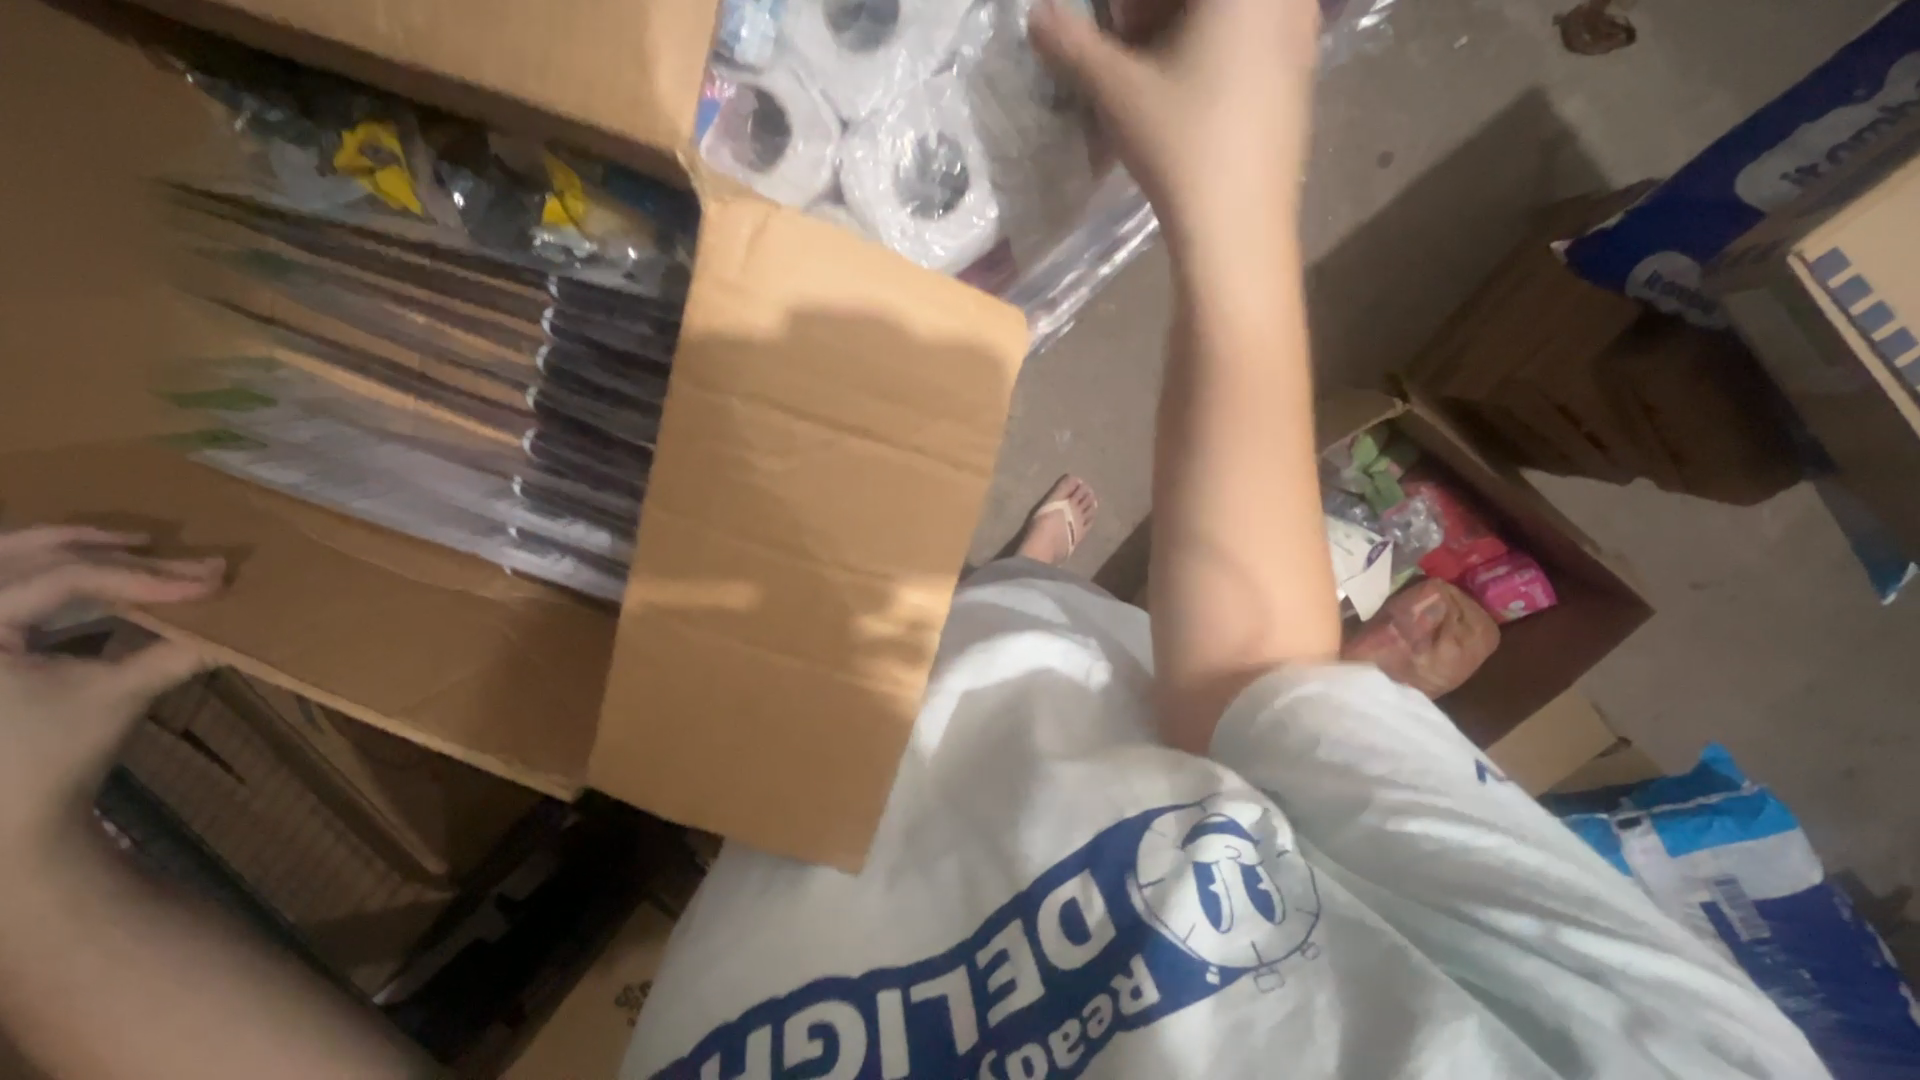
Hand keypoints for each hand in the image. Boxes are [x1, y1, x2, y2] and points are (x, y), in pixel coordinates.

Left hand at [0, 527, 223, 859]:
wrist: (10, 814)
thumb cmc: (56, 756)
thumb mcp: (119, 695)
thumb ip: (175, 652)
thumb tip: (242, 624)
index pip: (64, 579)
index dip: (143, 576)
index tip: (209, 580)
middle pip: (30, 557)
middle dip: (111, 553)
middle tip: (182, 555)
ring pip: (9, 561)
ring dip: (75, 549)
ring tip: (138, 546)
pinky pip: (10, 588)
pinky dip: (54, 575)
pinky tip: (101, 579)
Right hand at [1030, 0, 1321, 245]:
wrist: (1239, 224)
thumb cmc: (1181, 145)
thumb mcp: (1116, 92)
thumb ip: (1073, 45)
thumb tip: (1037, 16)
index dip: (1134, 6)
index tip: (1117, 29)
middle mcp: (1283, 0)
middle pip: (1204, 1)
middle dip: (1159, 12)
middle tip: (1128, 42)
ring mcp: (1301, 36)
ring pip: (1234, 14)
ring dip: (1187, 30)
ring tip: (1155, 72)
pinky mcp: (1302, 76)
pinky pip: (1256, 38)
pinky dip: (1219, 50)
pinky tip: (1190, 97)